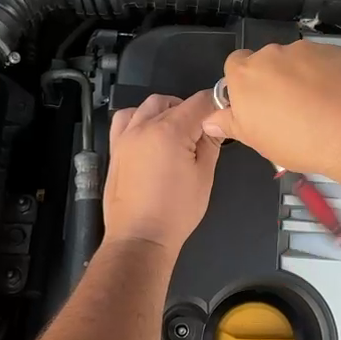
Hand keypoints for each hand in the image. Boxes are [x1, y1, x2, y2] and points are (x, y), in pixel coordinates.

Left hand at [102, 90, 221, 251]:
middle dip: (193, 111)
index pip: (199, 102)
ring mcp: (125, 136)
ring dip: (167, 110)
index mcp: (170, 131)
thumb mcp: (204, 177)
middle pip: (174, 103)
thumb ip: (211, 143)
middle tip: (204, 132)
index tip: (225, 114)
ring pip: (149, 106)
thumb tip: (216, 123)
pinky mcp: (115, 148)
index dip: (216, 104)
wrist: (140, 237)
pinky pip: (125, 119)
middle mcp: (144, 126)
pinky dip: (140, 118)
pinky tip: (150, 133)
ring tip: (178, 131)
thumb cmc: (176, 211)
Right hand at [200, 41, 340, 177]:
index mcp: (246, 74)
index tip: (255, 104)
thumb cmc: (300, 138)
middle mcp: (273, 55)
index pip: (234, 66)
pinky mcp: (337, 52)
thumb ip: (231, 124)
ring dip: (303, 79)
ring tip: (318, 110)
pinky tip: (338, 102)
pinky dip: (329, 77)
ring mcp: (307, 50)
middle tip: (287, 112)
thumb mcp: (256, 140)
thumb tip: (211, 120)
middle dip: (275, 82)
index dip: (244, 85)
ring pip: (298, 62)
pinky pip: (326, 63)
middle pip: (267, 63)